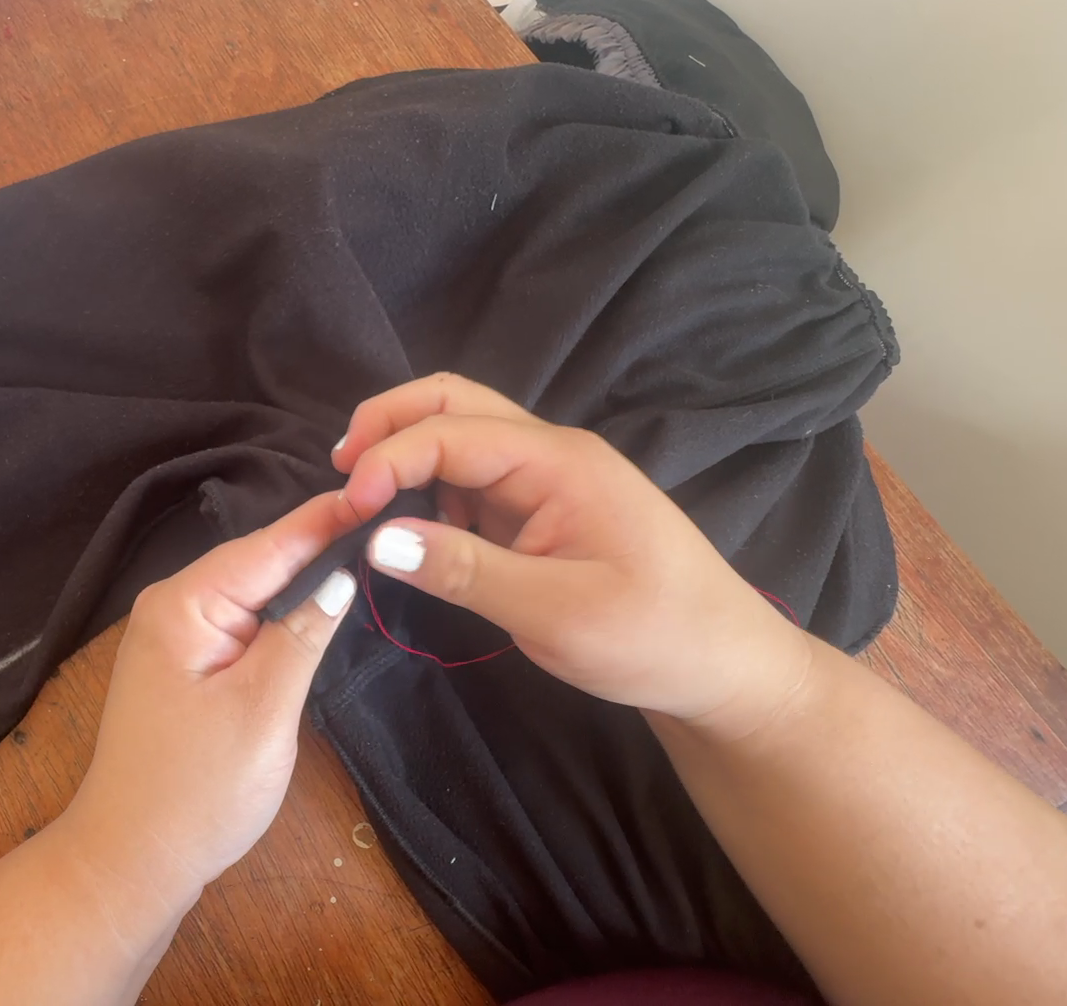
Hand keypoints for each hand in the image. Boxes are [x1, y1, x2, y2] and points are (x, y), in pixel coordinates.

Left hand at [57, 493, 361, 897]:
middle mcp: (171, 604)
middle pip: (256, 562)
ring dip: (299, 578)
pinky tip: (310, 605)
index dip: (324, 520)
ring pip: (249, 591)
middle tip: (383, 521)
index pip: (267, 546)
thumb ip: (301, 634)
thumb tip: (341, 574)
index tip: (379, 491)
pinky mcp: (184, 660)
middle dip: (316, 544)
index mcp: (183, 603)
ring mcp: (174, 633)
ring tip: (360, 550)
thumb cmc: (197, 790)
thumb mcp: (262, 709)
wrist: (131, 858)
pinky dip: (276, 613)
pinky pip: (238, 621)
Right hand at [331, 373, 812, 735]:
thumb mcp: (555, 614)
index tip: (349, 509)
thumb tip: (376, 539)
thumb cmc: (653, 637)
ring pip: (454, 431)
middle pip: (449, 400)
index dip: (386, 460)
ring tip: (363, 498)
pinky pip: (464, 476)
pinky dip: (422, 486)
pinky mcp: (532, 505)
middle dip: (386, 423)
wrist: (724, 666)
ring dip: (401, 450)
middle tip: (342, 470)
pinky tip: (408, 524)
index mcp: (556, 462)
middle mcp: (544, 452)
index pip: (447, 432)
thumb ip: (463, 570)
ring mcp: (539, 477)